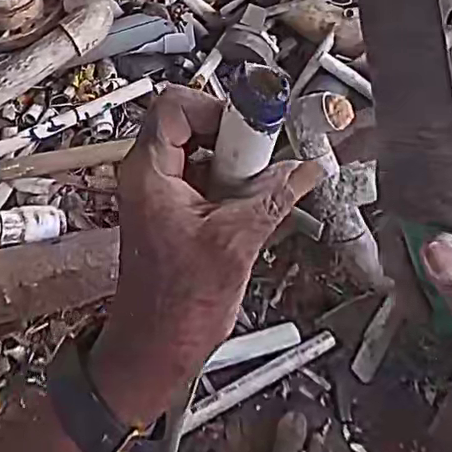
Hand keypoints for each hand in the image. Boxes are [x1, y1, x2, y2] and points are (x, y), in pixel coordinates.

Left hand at [87, 85, 321, 426]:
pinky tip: (247, 207)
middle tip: (259, 159)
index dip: (216, 108)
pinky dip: (230, 181)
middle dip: (232, 136)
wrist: (156, 348)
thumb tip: (303, 169)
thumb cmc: (175, 309)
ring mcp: (159, 187)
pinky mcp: (173, 203)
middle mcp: (147, 172)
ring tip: (254, 190)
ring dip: (235, 161)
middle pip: (190, 120)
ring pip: (201, 145)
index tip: (252, 129)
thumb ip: (272, 197)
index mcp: (148, 171)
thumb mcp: (234, 244)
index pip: (175, 104)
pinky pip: (205, 171)